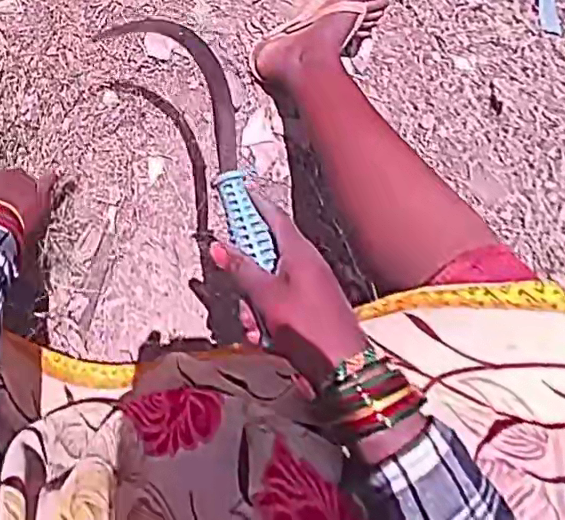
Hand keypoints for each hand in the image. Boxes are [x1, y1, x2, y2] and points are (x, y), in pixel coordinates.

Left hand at [0, 168, 60, 247]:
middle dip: (12, 195)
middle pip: (8, 184)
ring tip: (3, 218)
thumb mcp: (43, 203)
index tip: (30, 206)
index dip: (29, 193)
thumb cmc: (23, 217)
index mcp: (20, 174)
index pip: (27, 179)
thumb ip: (48, 185)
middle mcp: (1, 175)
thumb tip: (56, 171)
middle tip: (16, 213)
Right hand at [209, 194, 365, 385]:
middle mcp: (306, 264)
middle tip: (236, 281)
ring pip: (269, 281)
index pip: (273, 215)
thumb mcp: (265, 295)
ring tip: (253, 322)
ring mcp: (310, 286)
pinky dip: (267, 314)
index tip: (236, 191)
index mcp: (299, 251)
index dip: (253, 202)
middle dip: (246, 269)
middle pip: (266, 251)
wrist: (347, 373)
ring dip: (254, 300)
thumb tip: (218, 246)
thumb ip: (241, 268)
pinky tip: (264, 336)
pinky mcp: (311, 308)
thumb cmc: (309, 327)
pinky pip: (279, 301)